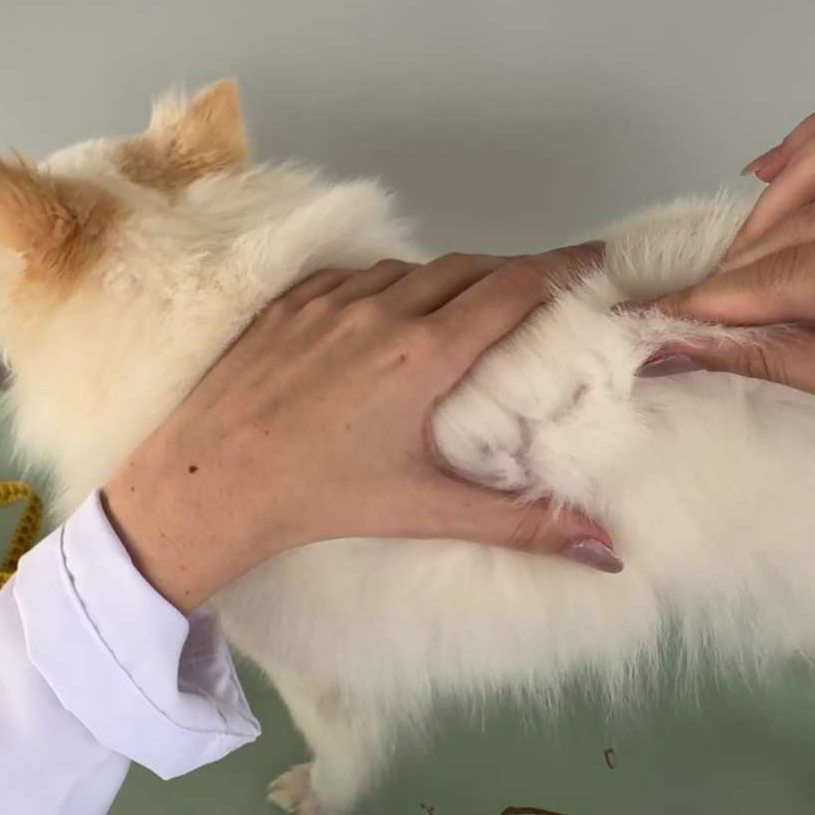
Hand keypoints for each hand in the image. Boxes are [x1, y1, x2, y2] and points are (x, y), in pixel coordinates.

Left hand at [102, 247, 621, 612]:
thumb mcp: (419, 507)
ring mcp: (326, 300)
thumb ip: (516, 522)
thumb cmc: (313, 495)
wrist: (209, 477)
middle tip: (539, 289)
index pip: (513, 288)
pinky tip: (381, 311)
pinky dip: (382, 284)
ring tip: (460, 304)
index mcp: (422, 352)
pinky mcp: (286, 301)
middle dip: (511, 271)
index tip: (598, 261)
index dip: (563, 269)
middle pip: (467, 267)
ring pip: (407, 269)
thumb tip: (605, 553)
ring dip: (443, 278)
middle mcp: (378, 310)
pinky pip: (349, 275)